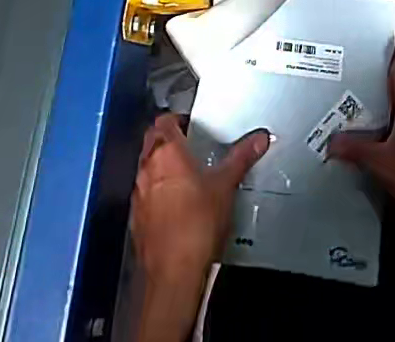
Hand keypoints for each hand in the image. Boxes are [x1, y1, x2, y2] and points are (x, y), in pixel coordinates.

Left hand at [131, 114, 268, 285]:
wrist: (174, 274)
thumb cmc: (195, 226)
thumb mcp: (226, 185)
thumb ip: (242, 157)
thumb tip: (258, 140)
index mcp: (166, 152)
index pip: (163, 121)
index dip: (175, 119)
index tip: (189, 124)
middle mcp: (147, 169)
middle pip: (152, 143)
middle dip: (168, 142)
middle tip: (190, 146)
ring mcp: (138, 195)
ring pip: (147, 169)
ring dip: (161, 168)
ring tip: (186, 176)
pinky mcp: (136, 219)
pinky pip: (145, 197)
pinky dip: (157, 195)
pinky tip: (177, 206)